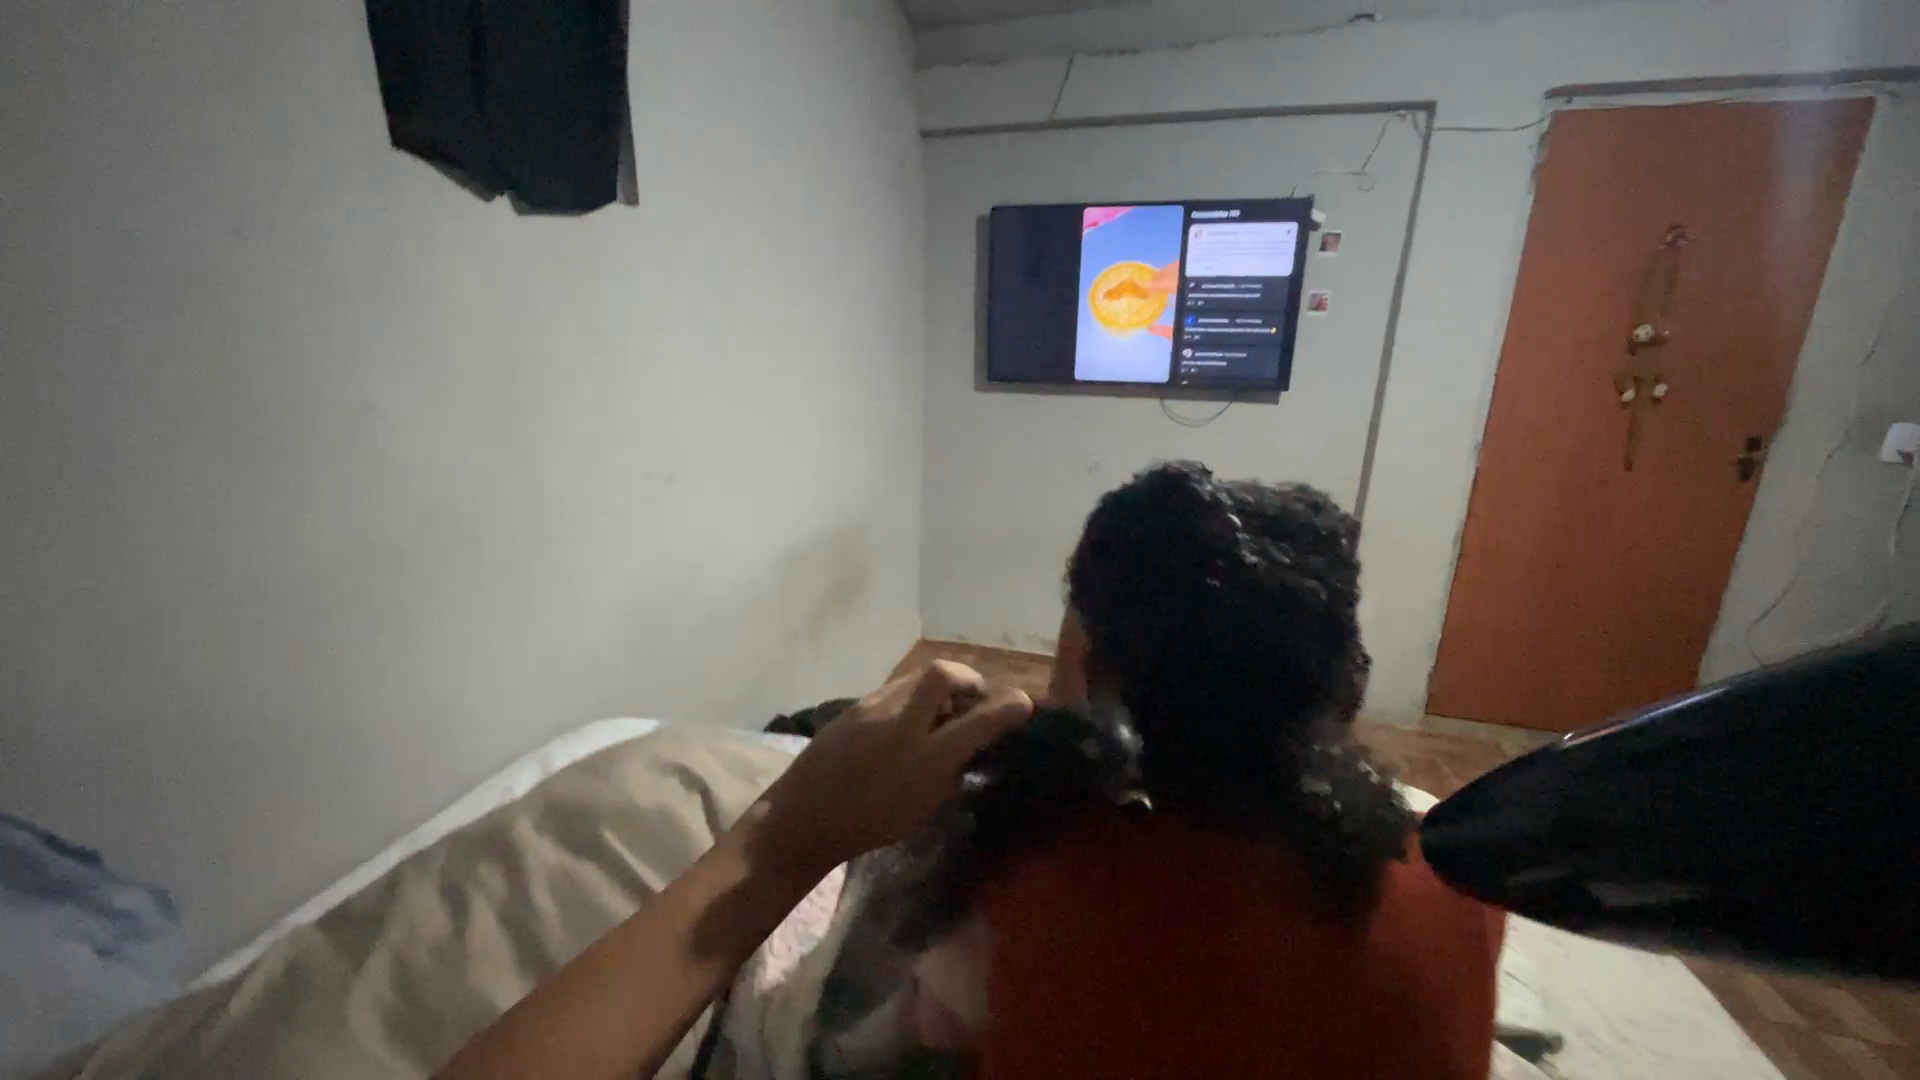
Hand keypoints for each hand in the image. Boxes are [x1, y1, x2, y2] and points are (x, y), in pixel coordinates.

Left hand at [752, 662, 1032, 874]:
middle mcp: (902, 725)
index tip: (1023, 703)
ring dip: (941, 685)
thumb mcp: (925, 809)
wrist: (803, 816)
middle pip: (944, 673)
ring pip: (919, 675)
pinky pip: (897, 687)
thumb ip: (954, 772)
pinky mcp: (855, 703)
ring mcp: (874, 708)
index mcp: (925, 760)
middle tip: (973, 698)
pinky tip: (909, 718)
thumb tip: (975, 746)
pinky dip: (914, 695)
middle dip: (969, 678)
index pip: (979, 721)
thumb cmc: (869, 824)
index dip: (1008, 708)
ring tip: (941, 709)